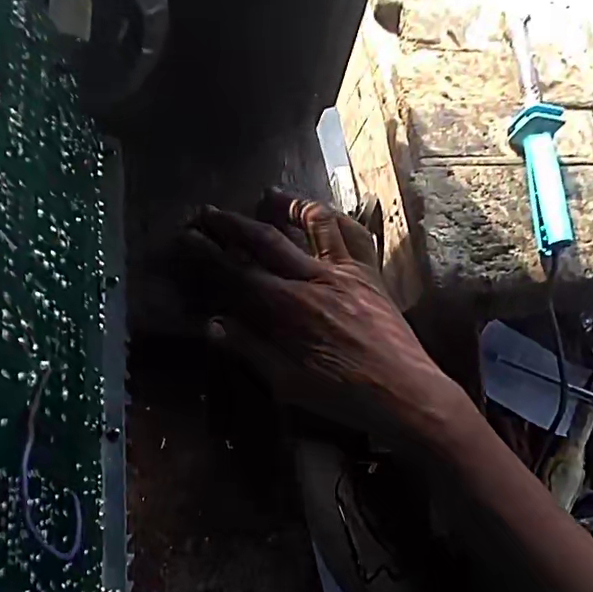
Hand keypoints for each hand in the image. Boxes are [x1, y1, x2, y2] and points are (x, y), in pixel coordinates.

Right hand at [181, 194, 472, 447]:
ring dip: (290, 205)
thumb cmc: (343, 395)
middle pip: (268, 241)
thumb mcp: (288, 383)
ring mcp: (348, 273)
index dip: (210, 253)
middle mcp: (316, 279)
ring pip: (317, 225)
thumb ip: (250, 349)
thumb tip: (213, 323)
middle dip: (233, 224)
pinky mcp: (372, 276)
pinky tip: (328, 217)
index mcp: (290, 308)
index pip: (239, 272)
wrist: (404, 392)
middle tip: (208, 210)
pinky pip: (356, 237)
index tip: (188, 237)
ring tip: (269, 195)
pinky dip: (339, 221)